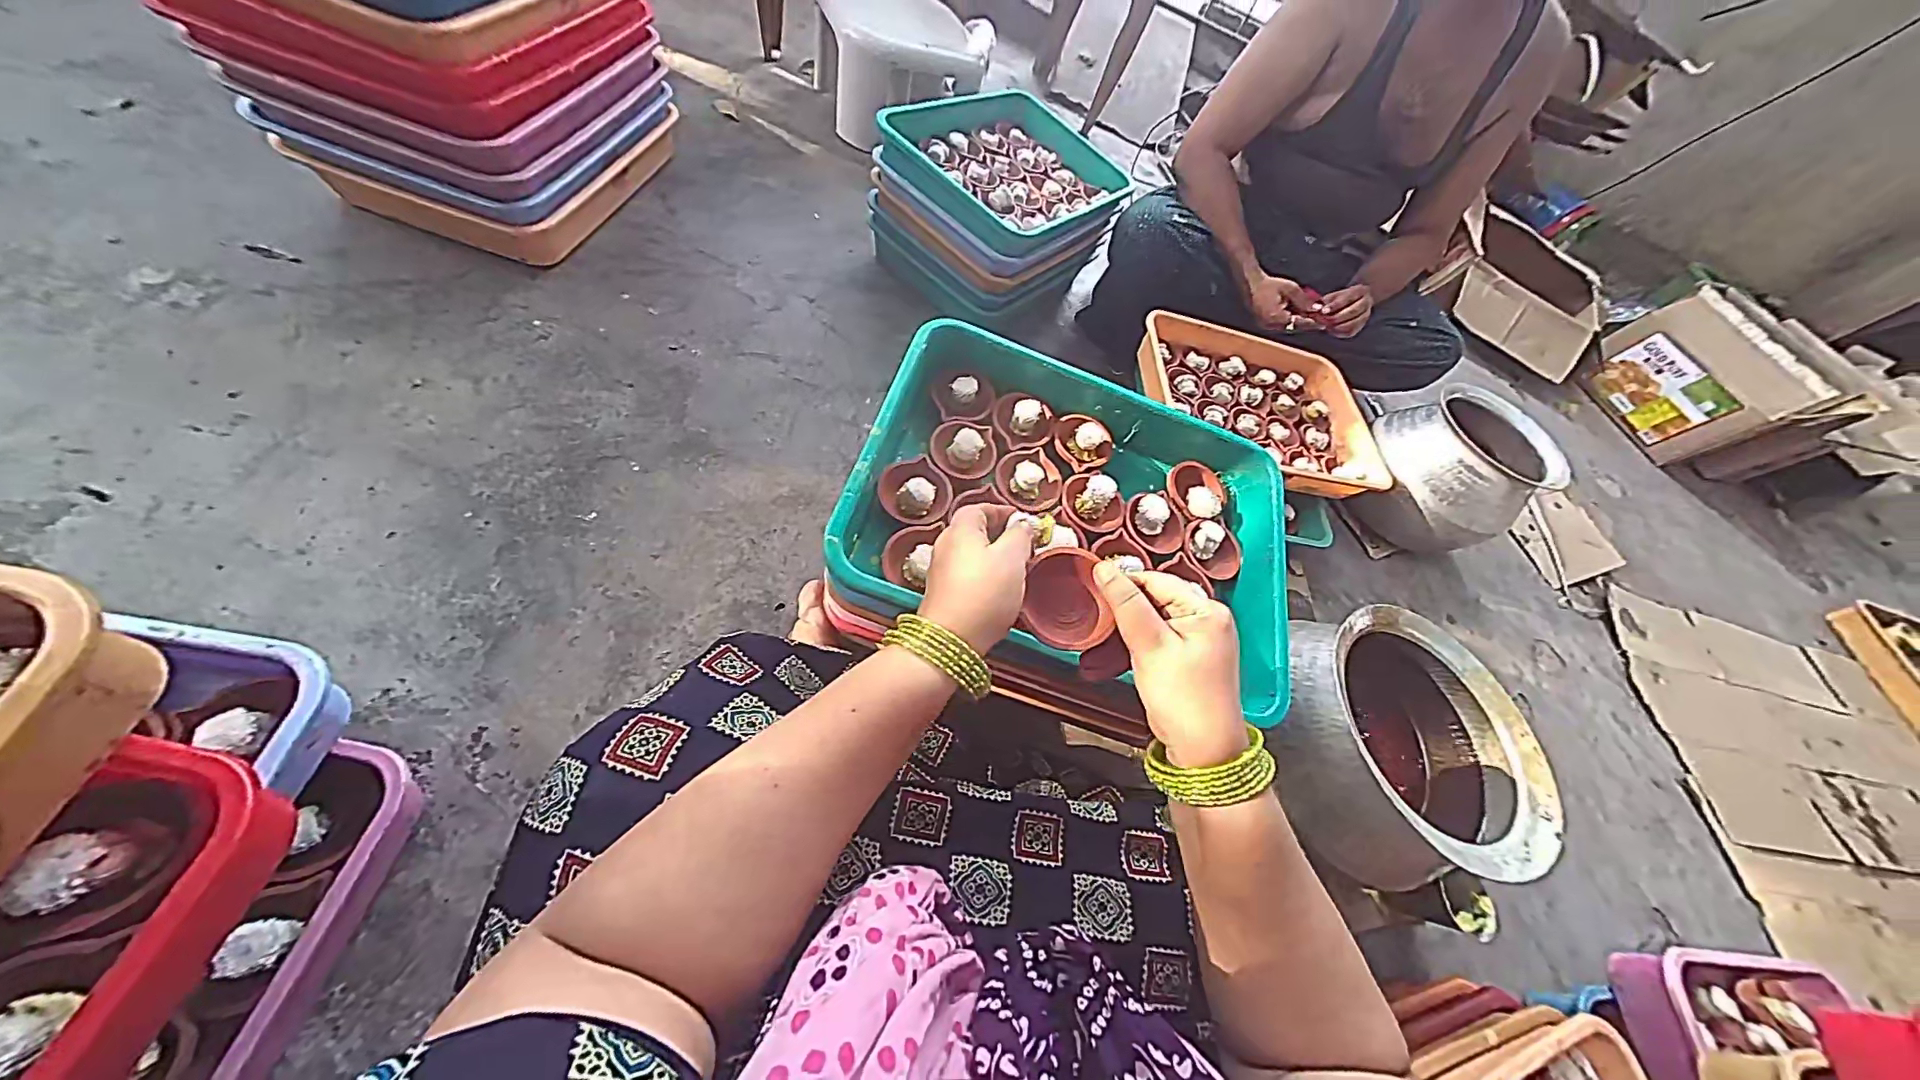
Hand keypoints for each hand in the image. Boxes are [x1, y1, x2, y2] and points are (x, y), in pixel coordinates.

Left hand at [918, 504, 1033, 654]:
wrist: (951, 638)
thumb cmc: (984, 593)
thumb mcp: (1012, 557)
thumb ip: (1020, 535)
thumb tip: (1023, 524)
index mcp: (961, 528)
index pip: (980, 507)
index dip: (1003, 511)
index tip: (1023, 521)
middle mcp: (945, 544)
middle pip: (974, 530)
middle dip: (1000, 534)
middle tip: (1024, 544)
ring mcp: (941, 569)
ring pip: (971, 553)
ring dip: (993, 556)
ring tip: (1016, 568)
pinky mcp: (943, 592)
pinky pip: (967, 573)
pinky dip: (983, 574)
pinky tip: (999, 589)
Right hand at [1092, 564, 1246, 766]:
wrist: (1204, 752)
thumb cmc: (1188, 703)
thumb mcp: (1150, 647)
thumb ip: (1126, 605)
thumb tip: (1106, 570)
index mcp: (1208, 610)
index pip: (1157, 580)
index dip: (1123, 583)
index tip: (1094, 585)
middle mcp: (1208, 620)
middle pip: (1154, 598)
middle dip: (1123, 609)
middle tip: (1098, 618)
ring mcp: (1198, 640)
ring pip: (1151, 618)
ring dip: (1125, 628)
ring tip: (1104, 641)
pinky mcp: (1187, 657)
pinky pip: (1155, 637)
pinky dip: (1135, 643)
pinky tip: (1118, 654)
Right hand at [1242, 272, 1317, 334]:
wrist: (1251, 285)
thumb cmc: (1269, 285)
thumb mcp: (1290, 289)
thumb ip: (1304, 300)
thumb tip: (1317, 309)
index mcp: (1276, 317)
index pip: (1298, 323)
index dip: (1312, 323)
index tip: (1323, 322)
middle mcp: (1270, 325)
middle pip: (1293, 327)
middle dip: (1305, 322)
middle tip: (1318, 317)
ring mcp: (1267, 325)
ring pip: (1288, 326)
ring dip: (1298, 320)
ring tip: (1308, 313)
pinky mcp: (1265, 323)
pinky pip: (1281, 324)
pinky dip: (1290, 319)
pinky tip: (1295, 312)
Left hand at [1316, 284, 1372, 338]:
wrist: (1352, 302)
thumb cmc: (1338, 298)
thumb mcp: (1332, 295)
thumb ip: (1325, 301)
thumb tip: (1316, 308)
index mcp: (1360, 290)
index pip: (1349, 297)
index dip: (1335, 305)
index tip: (1323, 310)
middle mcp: (1367, 302)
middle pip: (1353, 311)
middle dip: (1335, 317)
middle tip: (1322, 320)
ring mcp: (1365, 314)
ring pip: (1353, 323)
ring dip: (1336, 326)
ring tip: (1324, 325)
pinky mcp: (1360, 326)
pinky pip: (1350, 331)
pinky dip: (1338, 332)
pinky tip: (1330, 329)